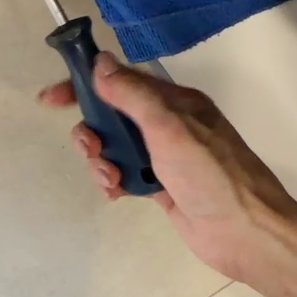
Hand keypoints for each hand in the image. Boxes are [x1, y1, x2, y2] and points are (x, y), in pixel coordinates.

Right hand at [38, 54, 296, 286]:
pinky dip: (112, 181)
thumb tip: (99, 62)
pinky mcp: (158, 183)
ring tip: (113, 181)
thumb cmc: (211, 177)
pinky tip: (118, 194)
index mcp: (174, 102)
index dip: (83, 85)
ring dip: (101, 162)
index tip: (51, 99)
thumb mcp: (169, 129)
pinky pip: (121, 173)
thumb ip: (132, 95)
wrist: (245, 234)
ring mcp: (162, 155)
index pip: (120, 81)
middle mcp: (166, 124)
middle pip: (109, 116)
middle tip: (93, 150)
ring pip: (112, 147)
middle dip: (92, 133)